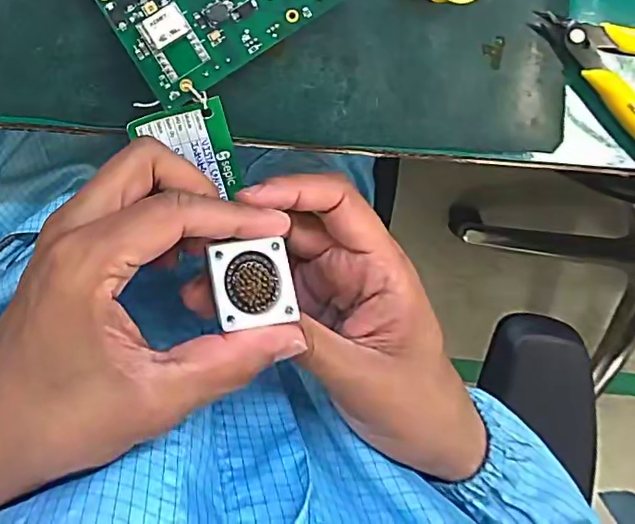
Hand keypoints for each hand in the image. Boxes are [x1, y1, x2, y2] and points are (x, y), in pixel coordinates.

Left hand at [0, 138, 308, 516]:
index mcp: (88, 256)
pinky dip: (149, 211)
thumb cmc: (64, 417)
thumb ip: (225, 361)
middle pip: (141, 162)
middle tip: (230, 232)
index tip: (273, 229)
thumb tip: (285, 334)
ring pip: (125, 175)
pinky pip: (113, 200)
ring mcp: (61, 229)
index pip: (171, 209)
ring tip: (207, 248)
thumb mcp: (153, 398)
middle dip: (194, 184)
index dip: (229, 216)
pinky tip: (172, 257)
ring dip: (171, 196)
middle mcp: (70, 226)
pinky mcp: (61, 241)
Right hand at [183, 172, 486, 480]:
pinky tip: (215, 295)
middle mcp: (347, 262)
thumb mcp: (366, 378)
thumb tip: (259, 316)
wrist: (428, 444)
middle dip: (250, 226)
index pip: (338, 202)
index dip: (294, 190)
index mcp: (379, 265)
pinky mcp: (304, 300)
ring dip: (236, 257)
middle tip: (213, 240)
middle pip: (292, 222)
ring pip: (272, 249)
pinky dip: (238, 285)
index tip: (252, 200)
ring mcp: (323, 280)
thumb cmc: (420, 407)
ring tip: (206, 275)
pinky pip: (265, 281)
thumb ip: (311, 343)